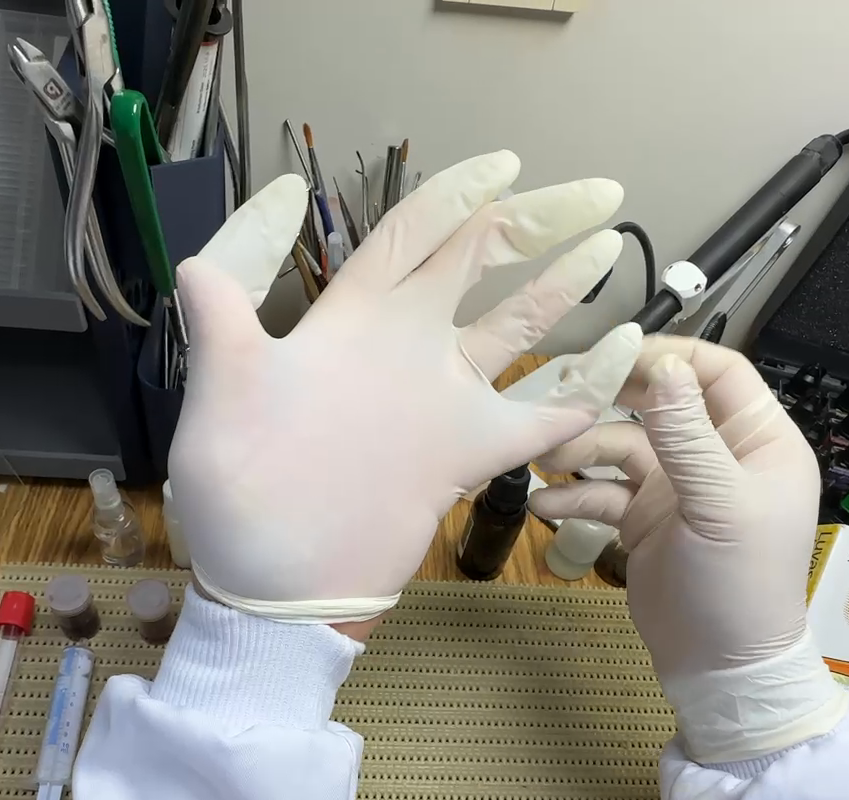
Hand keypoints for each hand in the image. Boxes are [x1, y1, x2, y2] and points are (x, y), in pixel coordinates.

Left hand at [171, 150, 641, 623]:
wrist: (276, 588)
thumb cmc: (242, 493)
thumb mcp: (222, 385)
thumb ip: (230, 294)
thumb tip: (276, 195)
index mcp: (352, 324)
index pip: (412, 234)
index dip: (458, 191)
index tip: (508, 162)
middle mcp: (404, 352)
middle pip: (479, 265)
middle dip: (536, 222)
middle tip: (601, 194)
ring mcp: (441, 405)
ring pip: (515, 331)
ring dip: (562, 290)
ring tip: (610, 248)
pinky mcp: (468, 458)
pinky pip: (542, 418)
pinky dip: (585, 391)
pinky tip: (626, 356)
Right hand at [529, 336, 845, 761]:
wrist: (718, 666)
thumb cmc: (737, 582)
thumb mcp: (717, 504)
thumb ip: (687, 436)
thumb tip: (662, 368)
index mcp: (755, 442)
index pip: (717, 375)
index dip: (672, 358)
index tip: (617, 354)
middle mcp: (715, 457)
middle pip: (660, 407)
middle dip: (612, 401)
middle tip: (563, 394)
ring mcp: (676, 489)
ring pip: (623, 448)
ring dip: (583, 450)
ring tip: (544, 459)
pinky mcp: (643, 520)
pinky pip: (605, 493)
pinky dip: (576, 495)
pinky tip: (544, 503)